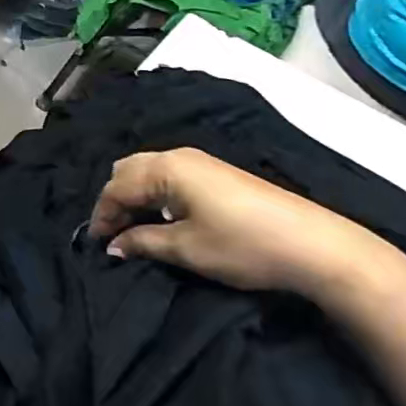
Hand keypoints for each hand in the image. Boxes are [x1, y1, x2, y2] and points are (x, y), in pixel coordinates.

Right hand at [88, 148, 405, 304]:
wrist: (309, 241)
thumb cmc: (241, 245)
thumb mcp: (187, 249)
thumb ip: (144, 242)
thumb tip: (114, 246)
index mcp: (166, 167)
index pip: (118, 185)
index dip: (103, 215)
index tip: (97, 247)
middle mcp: (178, 155)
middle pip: (130, 169)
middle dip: (116, 199)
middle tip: (114, 236)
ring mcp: (199, 161)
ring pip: (149, 170)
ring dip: (135, 196)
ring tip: (133, 231)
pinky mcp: (214, 173)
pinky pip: (167, 175)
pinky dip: (154, 194)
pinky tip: (160, 218)